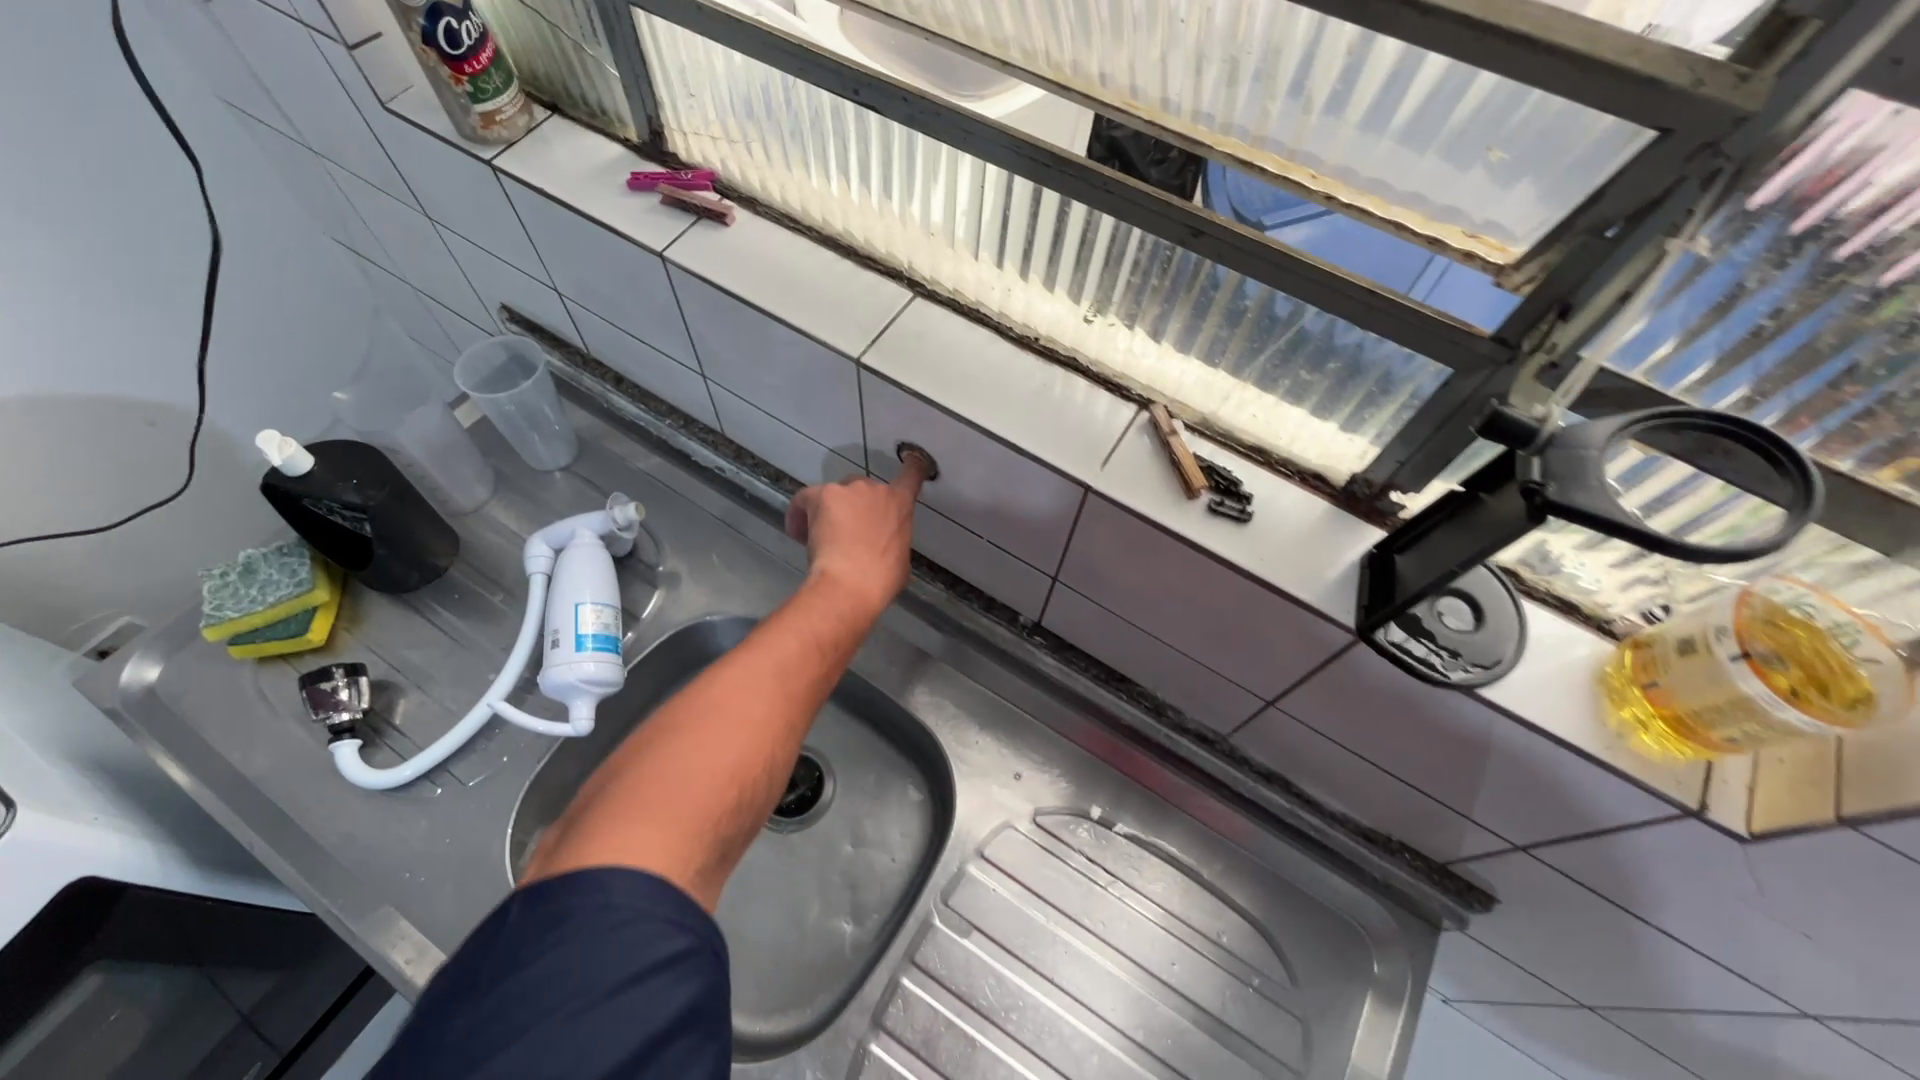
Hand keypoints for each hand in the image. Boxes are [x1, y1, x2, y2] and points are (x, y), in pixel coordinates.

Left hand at [784, 452, 928, 616]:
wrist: (850, 584)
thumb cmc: (881, 580)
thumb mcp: (900, 561)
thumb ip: (893, 543)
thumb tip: (882, 547)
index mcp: (900, 505)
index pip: (912, 474)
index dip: (911, 466)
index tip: (909, 460)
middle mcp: (875, 489)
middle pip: (861, 488)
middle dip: (853, 507)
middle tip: (844, 534)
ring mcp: (847, 490)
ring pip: (834, 494)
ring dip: (827, 511)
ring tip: (818, 537)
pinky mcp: (821, 495)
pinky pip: (805, 499)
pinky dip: (799, 515)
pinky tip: (798, 535)